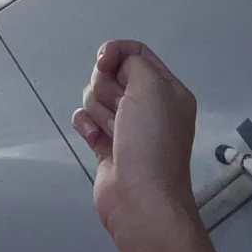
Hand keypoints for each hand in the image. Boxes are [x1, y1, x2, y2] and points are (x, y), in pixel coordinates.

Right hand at [70, 40, 198, 239]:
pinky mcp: (106, 143)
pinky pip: (85, 118)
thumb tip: (112, 66)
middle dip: (106, 88)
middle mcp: (148, 105)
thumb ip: (131, 61)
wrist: (141, 199)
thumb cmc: (151, 141)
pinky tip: (96, 141)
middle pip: (110, 74)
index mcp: (166, 90)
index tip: (103, 65)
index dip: (114, 53)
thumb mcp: (151, 87)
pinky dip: (86, 126)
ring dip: (98, 111)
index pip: (135, 52)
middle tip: (120, 110)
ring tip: (112, 133)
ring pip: (95, 96)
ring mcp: (126, 125)